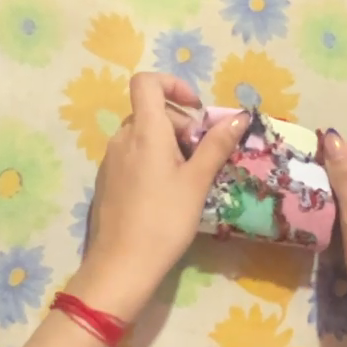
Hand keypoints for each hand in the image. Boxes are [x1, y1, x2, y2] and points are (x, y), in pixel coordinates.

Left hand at [74, 73, 245, 322]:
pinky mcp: (106, 180)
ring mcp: (110, 159)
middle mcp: (122, 137)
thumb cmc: (164, 220)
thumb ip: (216, 145)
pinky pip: (132, 155)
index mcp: (144, 130)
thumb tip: (239, 116)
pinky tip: (165, 194)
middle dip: (180, 125)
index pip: (146, 82)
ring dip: (168, 144)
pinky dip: (152, 160)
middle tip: (201, 157)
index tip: (196, 110)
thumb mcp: (197, 182)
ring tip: (187, 178)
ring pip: (142, 135)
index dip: (173, 85)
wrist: (121, 265)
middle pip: (151, 111)